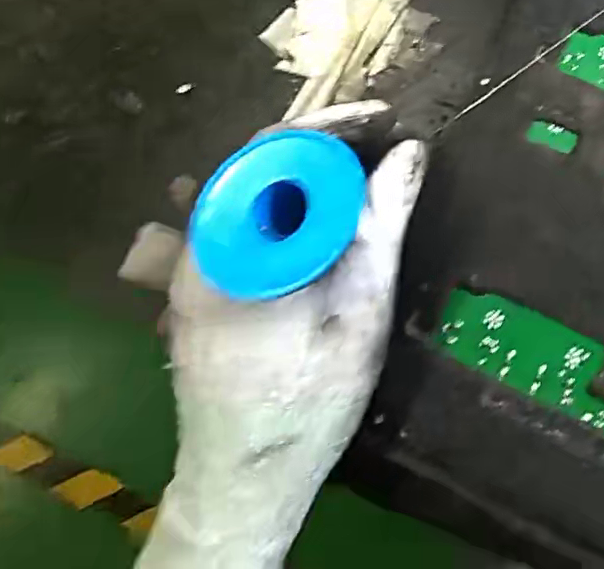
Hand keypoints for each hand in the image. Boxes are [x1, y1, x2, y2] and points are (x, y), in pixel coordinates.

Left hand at [122, 101, 427, 568]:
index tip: (383, 117)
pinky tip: (325, 209)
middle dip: (325, 142)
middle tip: (381, 140)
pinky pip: (249, 218)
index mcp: (228, 250)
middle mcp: (197, 248)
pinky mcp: (204, 283)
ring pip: (254, 188)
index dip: (332, 123)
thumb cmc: (308, 402)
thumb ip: (382, 222)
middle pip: (259, 163)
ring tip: (362, 165)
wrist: (245, 486)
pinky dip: (294, 201)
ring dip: (310, 170)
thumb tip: (410, 149)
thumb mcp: (361, 307)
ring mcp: (193, 267)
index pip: (272, 150)